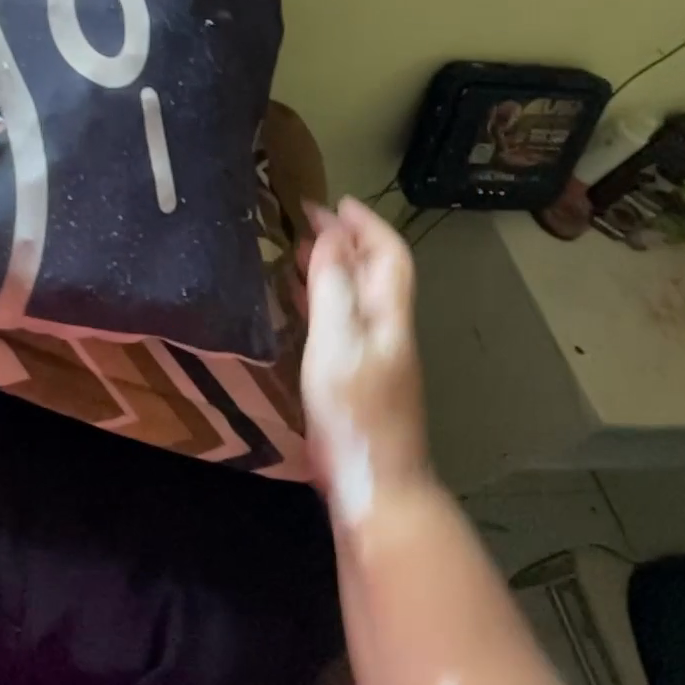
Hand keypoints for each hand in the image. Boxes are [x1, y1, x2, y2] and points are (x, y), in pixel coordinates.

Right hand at [298, 197, 430, 525]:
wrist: (374, 482)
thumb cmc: (354, 409)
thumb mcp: (337, 341)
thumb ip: (332, 287)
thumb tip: (331, 238)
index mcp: (389, 314)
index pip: (388, 254)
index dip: (366, 224)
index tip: (334, 202)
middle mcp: (385, 328)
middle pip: (372, 272)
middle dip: (344, 241)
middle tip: (305, 221)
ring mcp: (371, 354)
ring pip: (353, 296)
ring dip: (330, 268)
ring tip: (295, 250)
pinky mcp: (354, 376)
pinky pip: (338, 322)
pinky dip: (318, 301)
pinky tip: (295, 301)